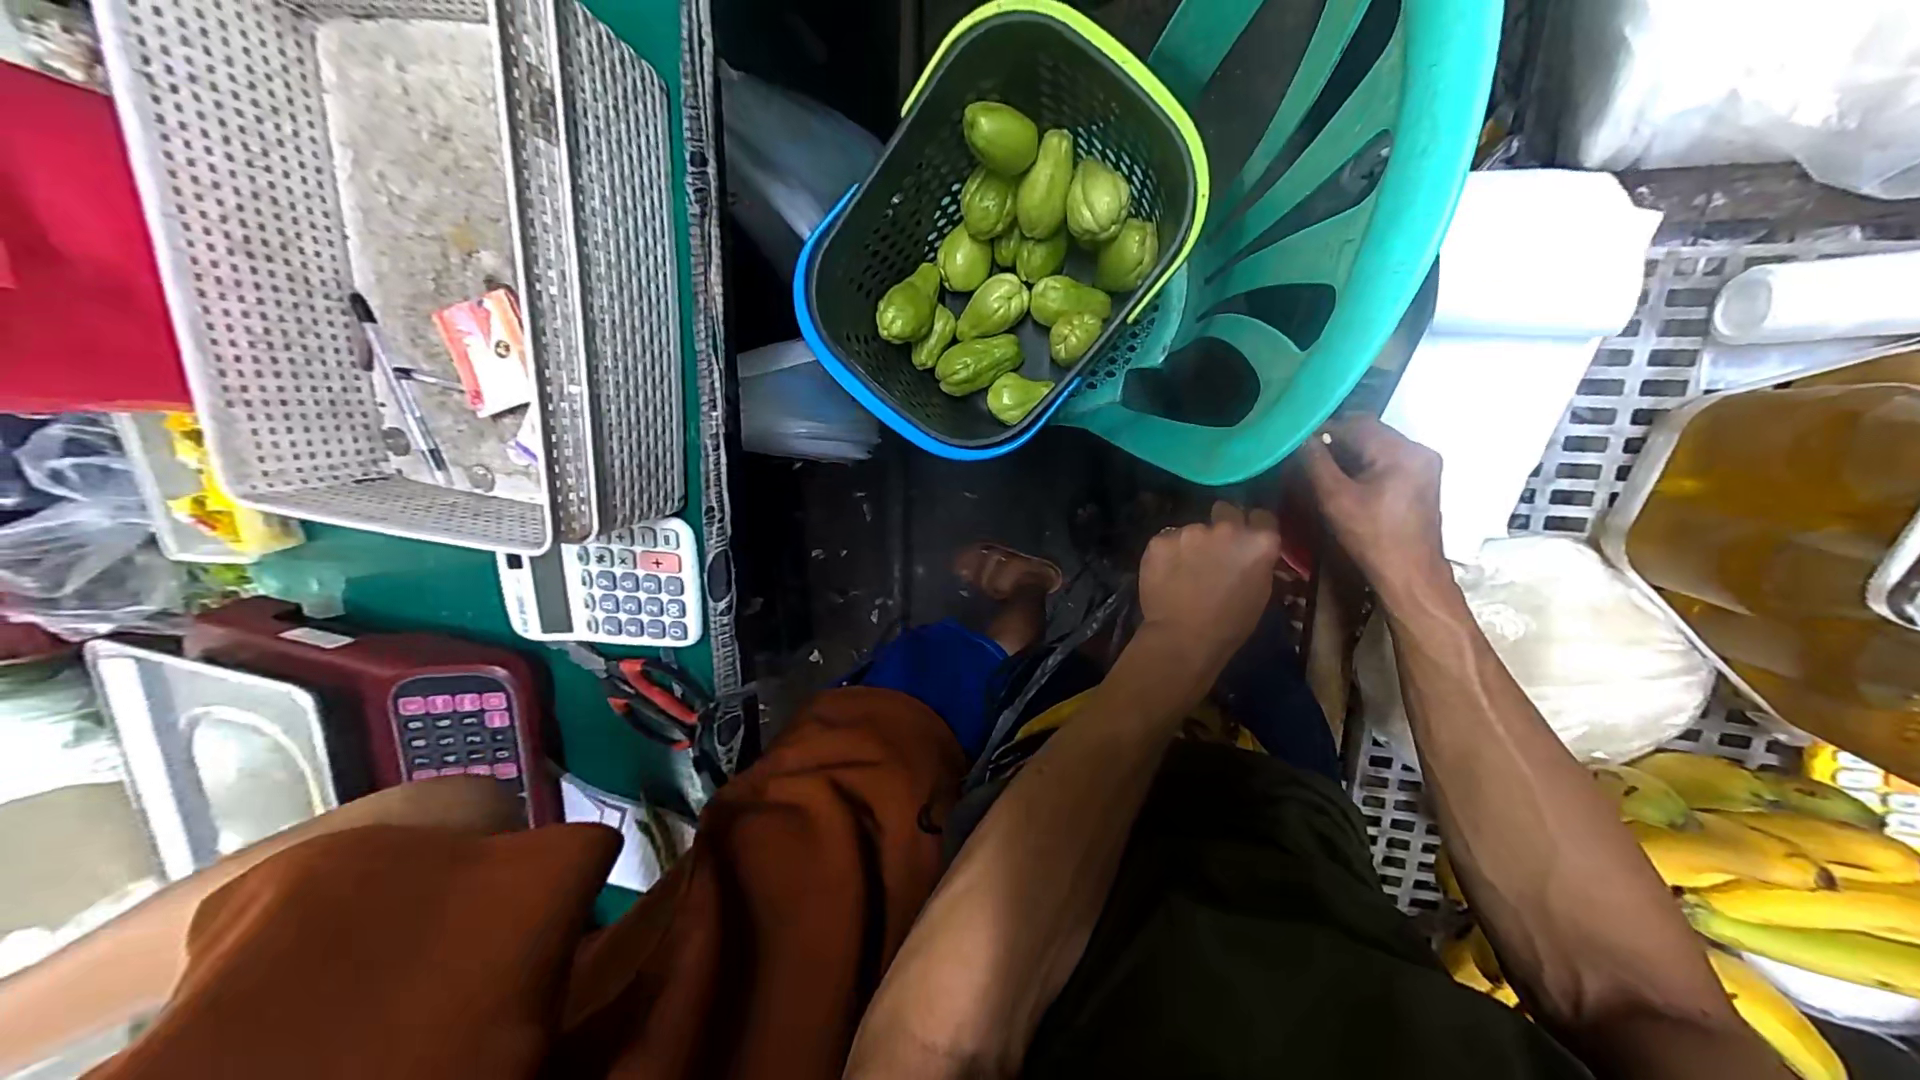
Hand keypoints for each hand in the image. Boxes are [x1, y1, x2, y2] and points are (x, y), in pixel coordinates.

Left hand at [1136, 502, 1281, 675]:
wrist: (1183, 637)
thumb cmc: (1229, 624)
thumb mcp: (1260, 591)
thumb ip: (1257, 561)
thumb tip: (1250, 551)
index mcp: (1259, 541)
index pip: (1262, 515)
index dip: (1254, 526)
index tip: (1247, 537)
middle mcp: (1226, 528)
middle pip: (1226, 510)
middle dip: (1222, 523)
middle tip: (1213, 549)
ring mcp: (1190, 531)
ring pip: (1193, 529)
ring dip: (1192, 542)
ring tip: (1184, 569)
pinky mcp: (1160, 539)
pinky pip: (1167, 540)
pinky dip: (1168, 553)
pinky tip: (1166, 573)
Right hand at [1299, 415, 1447, 601]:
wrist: (1410, 574)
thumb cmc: (1372, 537)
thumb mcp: (1335, 498)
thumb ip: (1315, 463)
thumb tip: (1299, 438)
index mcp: (1402, 452)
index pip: (1356, 423)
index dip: (1323, 429)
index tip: (1296, 442)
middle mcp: (1419, 451)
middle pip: (1369, 432)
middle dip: (1335, 441)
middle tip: (1305, 456)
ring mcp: (1423, 466)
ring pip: (1376, 446)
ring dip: (1348, 453)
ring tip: (1320, 468)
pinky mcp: (1420, 481)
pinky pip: (1385, 461)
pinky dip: (1362, 465)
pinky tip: (1343, 480)